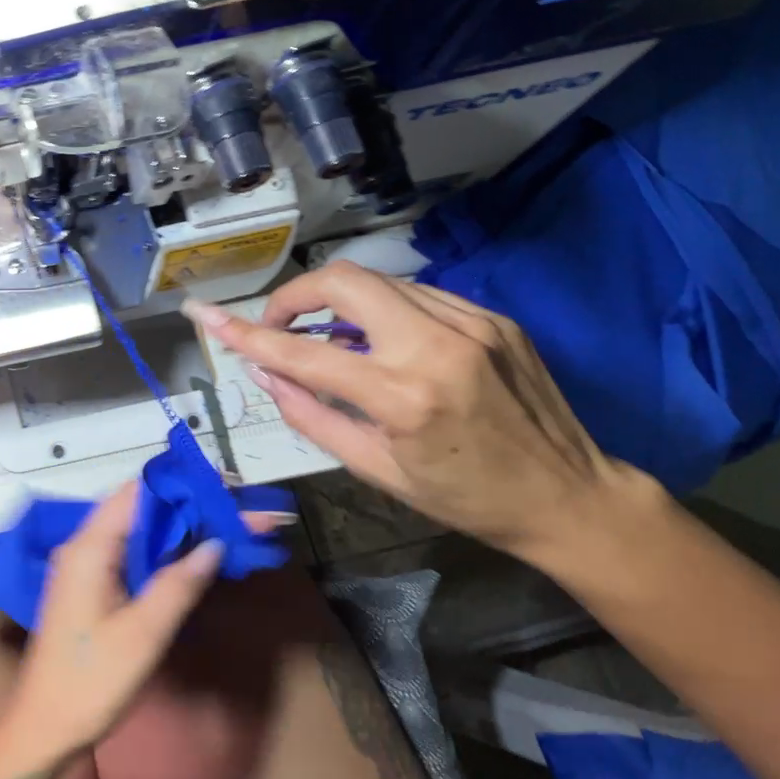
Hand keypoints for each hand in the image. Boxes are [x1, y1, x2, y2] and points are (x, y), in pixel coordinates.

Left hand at [4, 482, 223, 756]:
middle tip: (243, 509)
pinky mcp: (92, 588)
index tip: (226, 485)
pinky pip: (131, 555)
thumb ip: (179, 584)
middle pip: (140, 509)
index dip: (181, 484)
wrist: (45, 725)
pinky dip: (165, 552)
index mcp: (88, 547)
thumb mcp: (143, 634)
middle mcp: (83, 547)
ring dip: (181, 529)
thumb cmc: (91, 681)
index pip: (136, 493)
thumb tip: (215, 543)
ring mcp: (86, 567)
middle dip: (190, 505)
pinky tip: (196, 557)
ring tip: (232, 527)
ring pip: (138, 532)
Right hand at [183, 262, 666, 563]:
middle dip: (296, 295)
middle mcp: (437, 345)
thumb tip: (264, 374)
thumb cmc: (464, 497)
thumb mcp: (375, 469)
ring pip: (380, 282)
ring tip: (330, 340)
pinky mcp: (493, 317)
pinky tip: (382, 344)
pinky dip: (383, 311)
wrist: (571, 496)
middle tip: (280, 325)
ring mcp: (472, 323)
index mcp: (403, 396)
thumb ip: (310, 416)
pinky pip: (418, 296)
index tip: (208, 318)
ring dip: (340, 303)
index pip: (303, 353)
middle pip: (344, 281)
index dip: (247, 334)